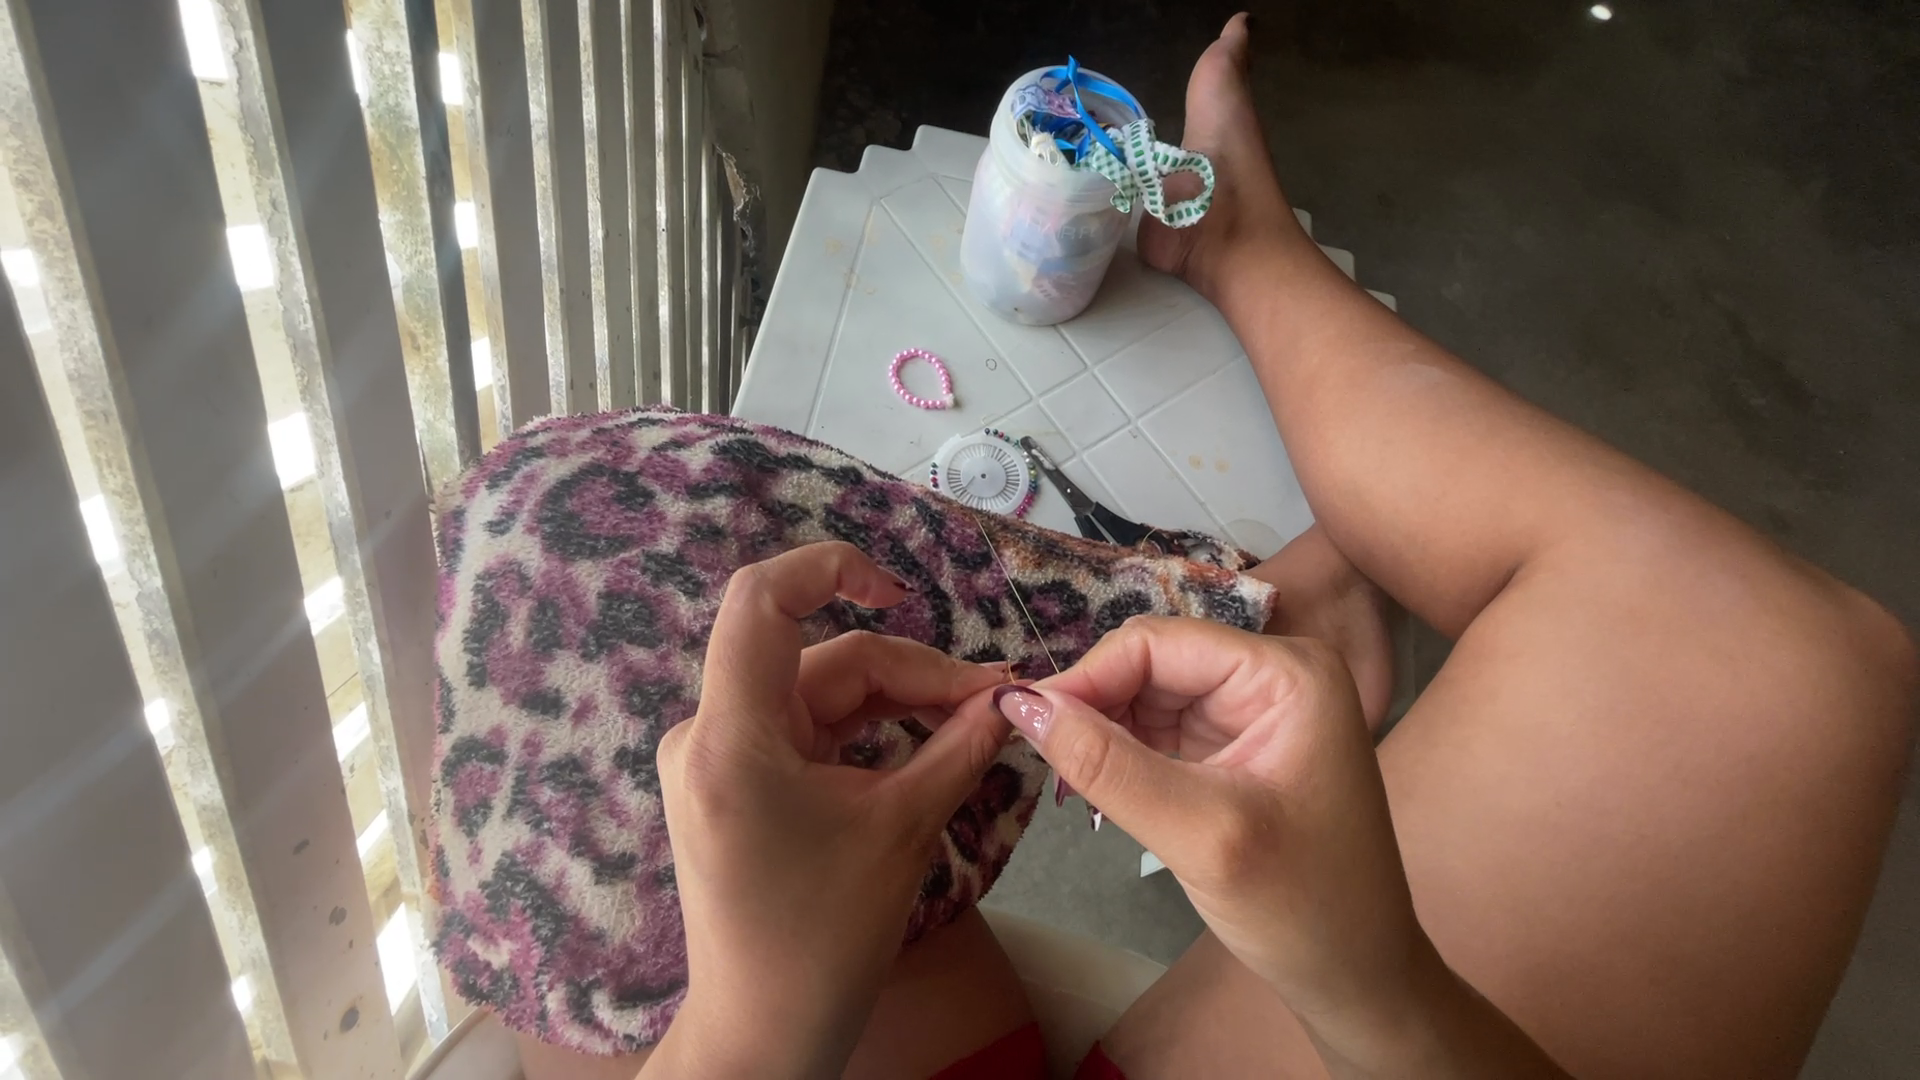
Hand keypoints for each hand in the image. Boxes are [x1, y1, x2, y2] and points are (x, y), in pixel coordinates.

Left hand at [647, 542, 1012, 1077]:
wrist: (766, 1032)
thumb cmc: (826, 938)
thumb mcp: (905, 827)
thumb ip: (960, 746)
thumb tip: (1011, 696)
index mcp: (733, 737)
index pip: (760, 602)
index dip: (830, 569)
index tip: (899, 590)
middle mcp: (712, 731)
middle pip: (825, 660)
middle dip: (913, 674)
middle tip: (991, 700)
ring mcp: (722, 752)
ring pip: (826, 690)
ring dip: (900, 699)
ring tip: (972, 720)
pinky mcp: (741, 772)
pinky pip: (815, 723)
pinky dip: (872, 724)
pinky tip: (927, 736)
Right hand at [994, 617, 1418, 1021]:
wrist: (1356, 979)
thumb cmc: (1301, 909)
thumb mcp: (1199, 835)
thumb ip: (1107, 765)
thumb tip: (1021, 704)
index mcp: (1284, 672)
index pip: (1158, 643)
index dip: (1089, 675)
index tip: (1026, 719)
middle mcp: (1267, 673)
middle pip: (1150, 662)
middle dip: (1094, 702)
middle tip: (1044, 752)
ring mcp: (1248, 705)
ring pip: (1145, 691)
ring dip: (1102, 727)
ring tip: (1072, 774)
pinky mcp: (1228, 739)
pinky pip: (1156, 722)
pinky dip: (1120, 748)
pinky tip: (1101, 779)